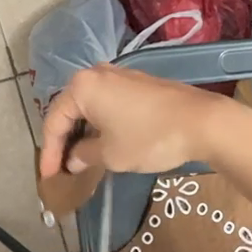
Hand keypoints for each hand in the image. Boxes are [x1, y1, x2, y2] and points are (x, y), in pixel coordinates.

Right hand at [38, 65, 240, 179]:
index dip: (49, 152)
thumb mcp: (111, 154)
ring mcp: (119, 76)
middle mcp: (96, 74)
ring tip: (79, 159)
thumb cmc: (149, 138)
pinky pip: (107, 103)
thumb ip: (84, 156)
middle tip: (60, 167)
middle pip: (69, 109)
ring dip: (82, 132)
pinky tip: (102, 142)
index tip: (48, 178)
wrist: (202, 122)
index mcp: (82, 87)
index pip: (54, 121)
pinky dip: (100, 123)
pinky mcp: (137, 83)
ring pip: (89, 106)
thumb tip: (74, 159)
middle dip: (63, 140)